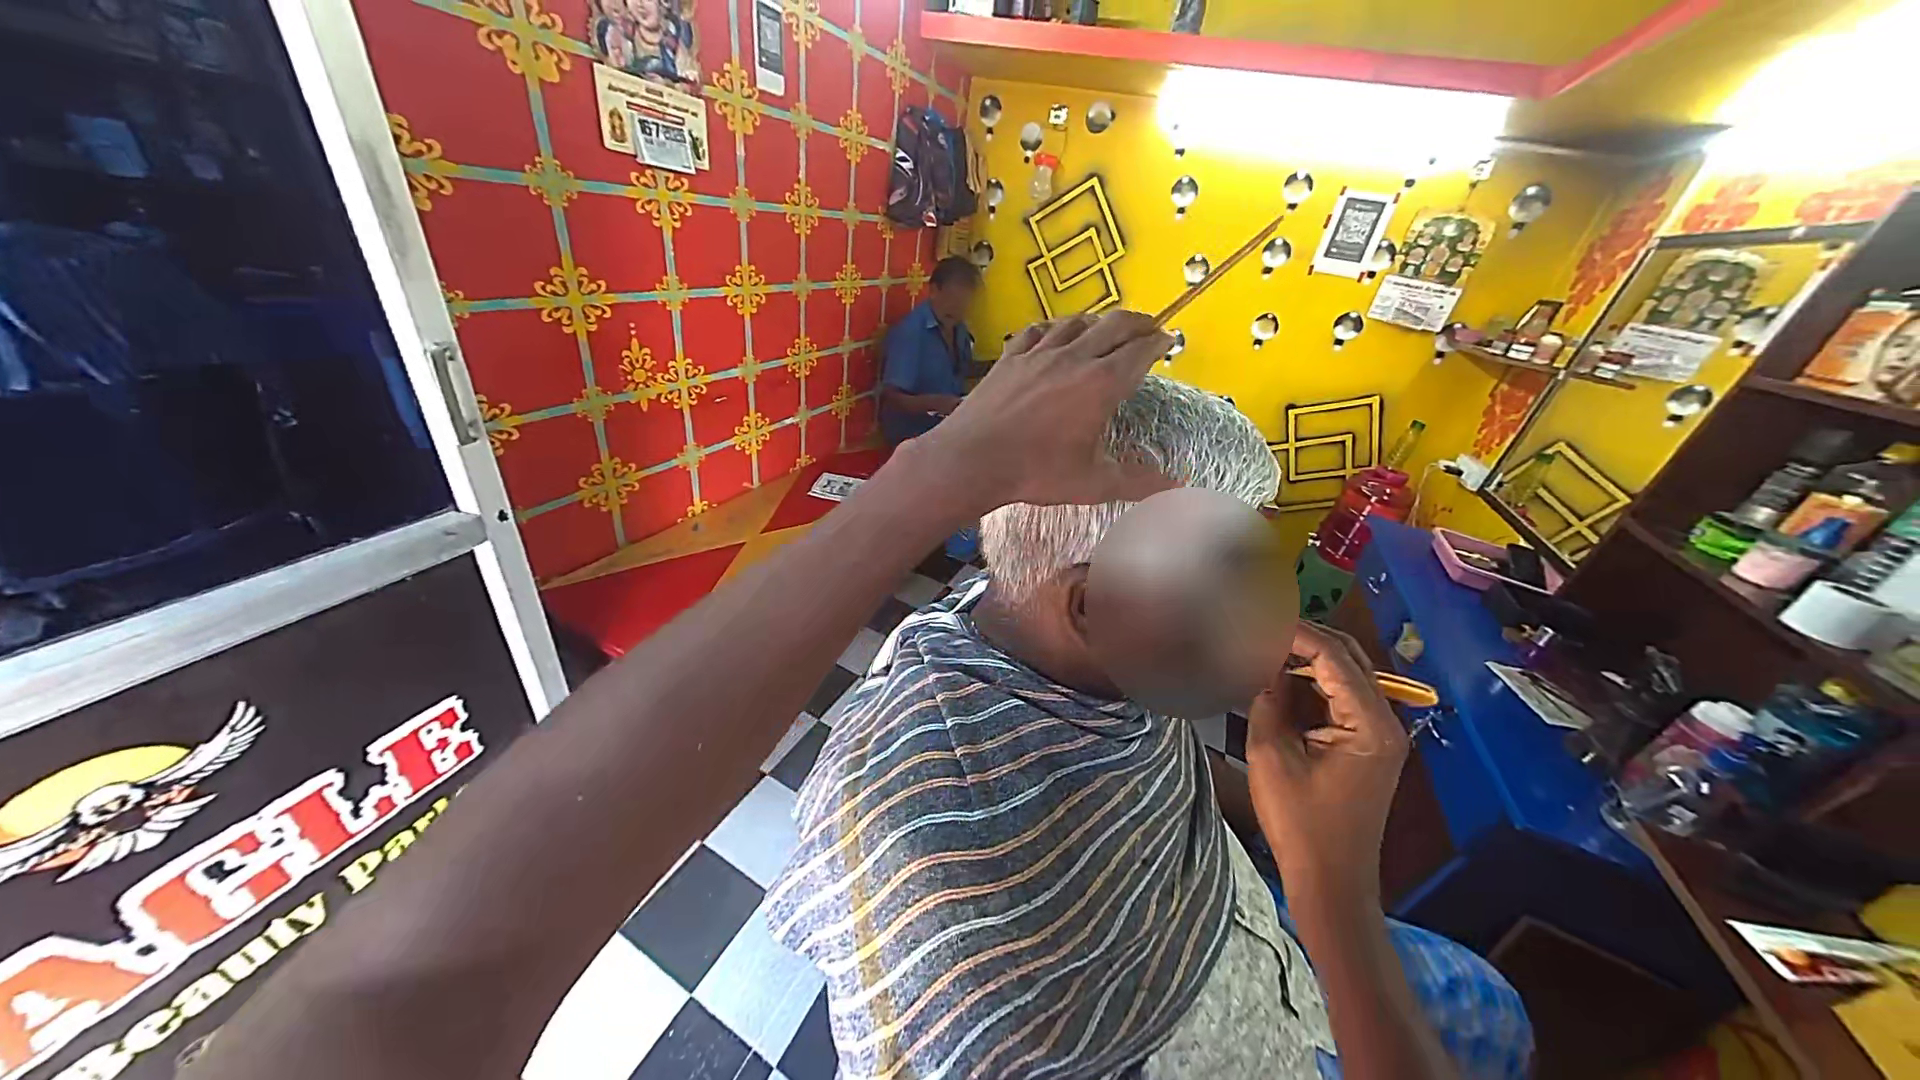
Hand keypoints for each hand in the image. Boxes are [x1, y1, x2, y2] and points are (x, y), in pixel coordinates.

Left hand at [903, 312, 1175, 513]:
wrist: (972, 459)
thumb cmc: (1034, 472)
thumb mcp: (1091, 483)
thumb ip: (1136, 481)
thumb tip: (1174, 484)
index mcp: (1101, 385)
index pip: (1140, 351)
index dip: (1158, 342)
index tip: (1167, 340)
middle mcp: (1074, 358)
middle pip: (1114, 325)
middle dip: (1138, 322)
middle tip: (1148, 326)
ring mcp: (1038, 354)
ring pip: (1076, 322)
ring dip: (1098, 320)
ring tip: (1107, 326)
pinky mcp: (1010, 357)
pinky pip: (1037, 330)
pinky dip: (1054, 326)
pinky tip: (1055, 331)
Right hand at [1245, 621, 1407, 904]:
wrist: (1331, 879)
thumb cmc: (1299, 821)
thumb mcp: (1271, 754)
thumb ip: (1269, 699)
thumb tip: (1265, 661)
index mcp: (1370, 725)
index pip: (1335, 659)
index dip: (1297, 633)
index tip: (1260, 618)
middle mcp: (1386, 722)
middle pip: (1351, 659)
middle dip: (1308, 637)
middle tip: (1263, 625)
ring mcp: (1381, 734)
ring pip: (1348, 675)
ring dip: (1312, 658)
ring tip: (1268, 644)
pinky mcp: (1369, 745)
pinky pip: (1343, 698)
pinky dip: (1315, 682)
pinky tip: (1285, 677)